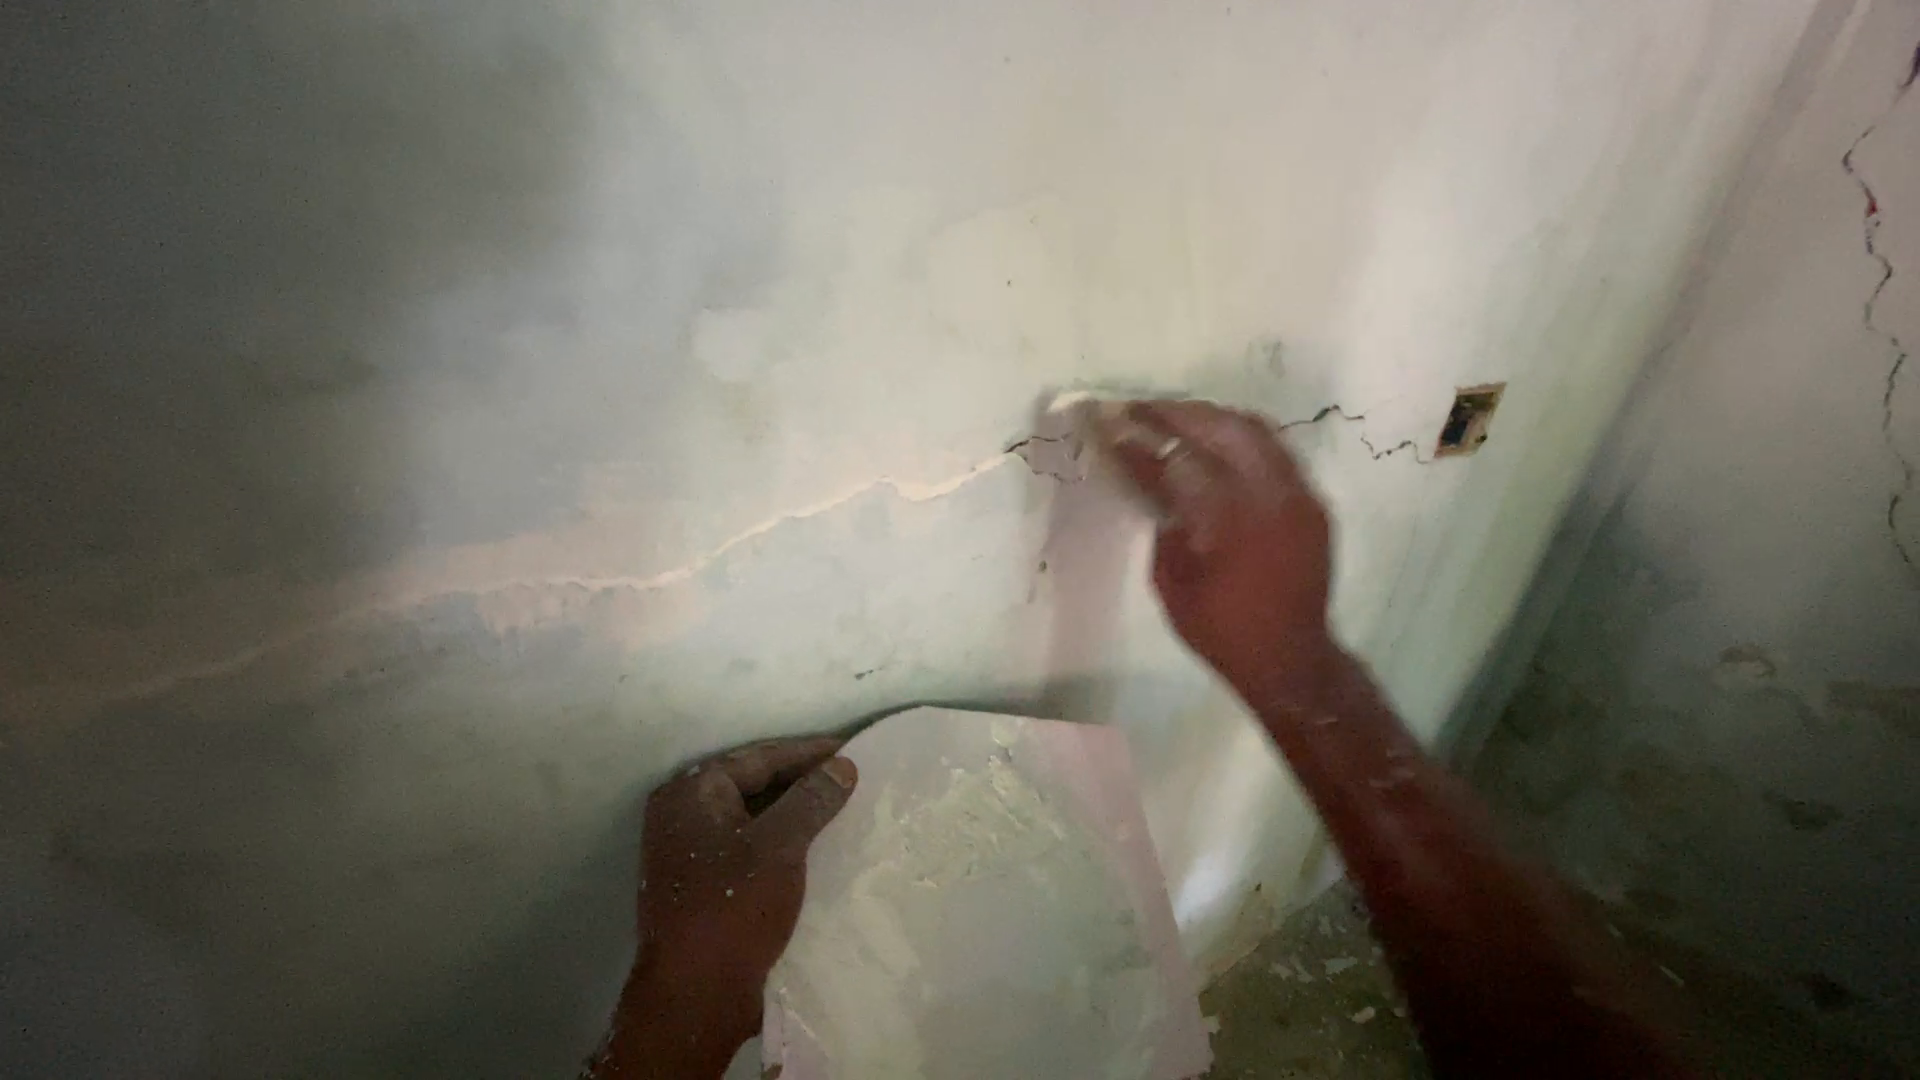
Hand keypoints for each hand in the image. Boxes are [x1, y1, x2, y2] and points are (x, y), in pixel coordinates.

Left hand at [633, 737, 857, 1034]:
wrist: (695, 998)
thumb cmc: (732, 908)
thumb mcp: (780, 845)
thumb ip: (812, 798)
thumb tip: (843, 765)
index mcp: (691, 793)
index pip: (759, 758)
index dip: (808, 752)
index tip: (850, 749)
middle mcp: (682, 814)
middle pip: (754, 783)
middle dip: (802, 780)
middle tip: (848, 775)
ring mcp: (688, 851)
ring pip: (753, 815)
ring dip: (794, 811)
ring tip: (839, 806)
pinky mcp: (701, 883)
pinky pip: (748, 844)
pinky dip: (781, 839)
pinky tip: (815, 843)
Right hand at [1091, 400, 1336, 693]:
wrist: (1292, 660)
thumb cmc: (1223, 631)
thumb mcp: (1173, 584)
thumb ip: (1165, 528)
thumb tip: (1157, 489)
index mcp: (1230, 522)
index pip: (1177, 464)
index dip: (1139, 443)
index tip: (1110, 425)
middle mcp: (1270, 497)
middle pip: (1221, 429)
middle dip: (1176, 413)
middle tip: (1140, 409)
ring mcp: (1298, 495)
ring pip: (1254, 430)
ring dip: (1211, 417)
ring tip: (1176, 416)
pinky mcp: (1312, 501)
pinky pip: (1275, 451)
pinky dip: (1241, 437)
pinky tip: (1216, 441)